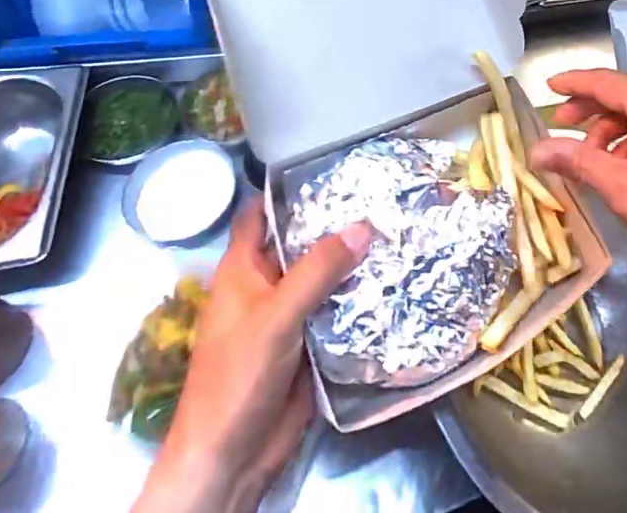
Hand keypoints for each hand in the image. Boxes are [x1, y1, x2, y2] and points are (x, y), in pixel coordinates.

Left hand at [135, 205, 372, 512]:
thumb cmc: (237, 376)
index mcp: (242, 269)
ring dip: (351, 262)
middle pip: (301, 243)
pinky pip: (335, 310)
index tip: (327, 170)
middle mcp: (266, 285)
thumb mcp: (277, 315)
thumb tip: (364, 226)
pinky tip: (392, 280)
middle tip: (379, 198)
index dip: (285, 191)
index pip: (260, 215)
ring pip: (322, 277)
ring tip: (395, 231)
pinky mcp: (308, 342)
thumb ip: (318, 270)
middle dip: (334, 224)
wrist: (231, 457)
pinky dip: (358, 297)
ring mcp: (287, 315)